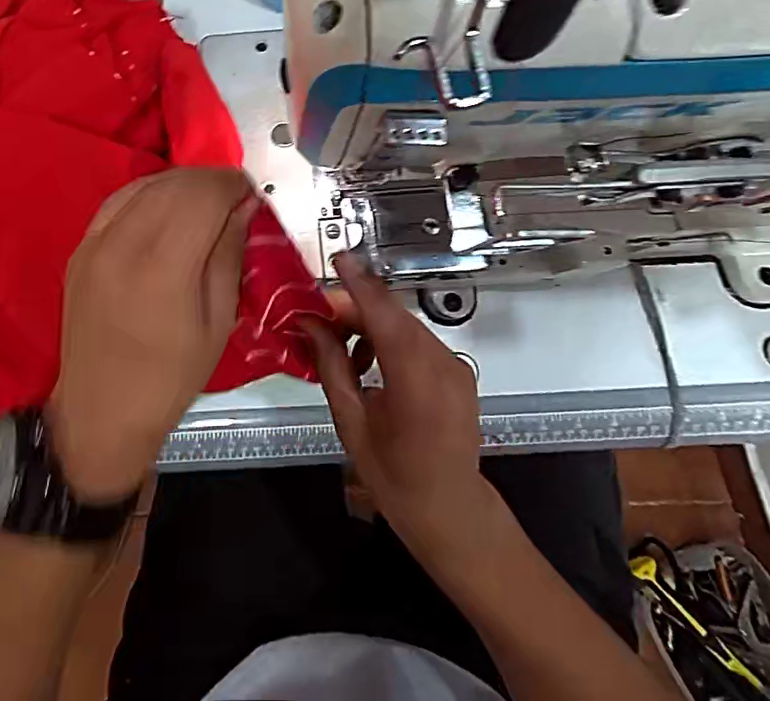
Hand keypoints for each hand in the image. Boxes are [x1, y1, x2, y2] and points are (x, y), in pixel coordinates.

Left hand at [47, 168, 256, 502]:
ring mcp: (94, 244)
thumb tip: (243, 207)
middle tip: (235, 197)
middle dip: (211, 181)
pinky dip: (150, 193)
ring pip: (145, 184)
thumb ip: (230, 255)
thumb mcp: (219, 322)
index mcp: (163, 269)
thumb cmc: (170, 378)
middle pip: (174, 183)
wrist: (101, 411)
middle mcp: (122, 245)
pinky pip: (118, 200)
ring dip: (182, 183)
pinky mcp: (80, 249)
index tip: (251, 194)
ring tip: (205, 201)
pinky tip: (167, 207)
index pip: (202, 195)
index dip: (232, 185)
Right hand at [304, 253, 494, 561]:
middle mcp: (442, 363)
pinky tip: (372, 365)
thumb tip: (310, 325)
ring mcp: (455, 366)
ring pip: (406, 327)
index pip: (384, 313)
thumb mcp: (351, 422)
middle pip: (393, 316)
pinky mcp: (459, 372)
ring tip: (343, 351)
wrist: (450, 509)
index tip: (339, 260)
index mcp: (415, 378)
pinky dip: (392, 342)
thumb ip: (331, 366)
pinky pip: (420, 343)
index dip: (359, 283)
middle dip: (355, 309)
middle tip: (320, 316)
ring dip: (372, 327)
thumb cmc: (395, 476)